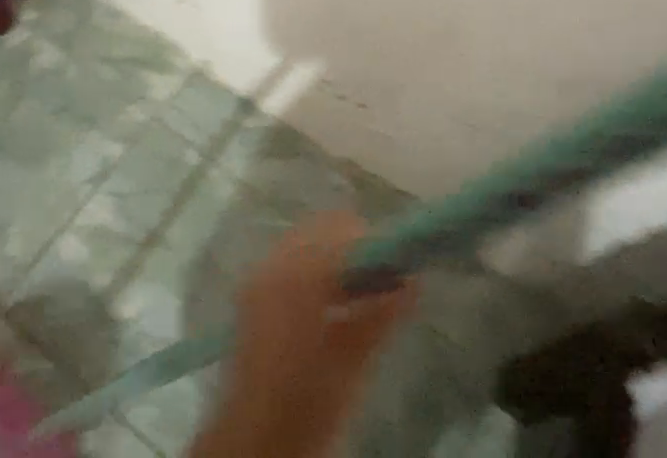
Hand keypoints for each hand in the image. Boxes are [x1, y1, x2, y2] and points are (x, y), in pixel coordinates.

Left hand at [189, 212, 415, 457]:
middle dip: (356, 246)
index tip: (402, 263)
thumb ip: (381, 314)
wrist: (255, 439)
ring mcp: (257, 276)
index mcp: (297, 278)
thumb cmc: (308, 404)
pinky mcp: (252, 292)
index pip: (344, 232)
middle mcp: (272, 265)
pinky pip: (290, 260)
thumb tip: (414, 281)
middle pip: (322, 229)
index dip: (376, 244)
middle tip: (386, 278)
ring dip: (336, 255)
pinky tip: (335, 301)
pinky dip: (315, 268)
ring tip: (365, 291)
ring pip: (306, 241)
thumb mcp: (352, 362)